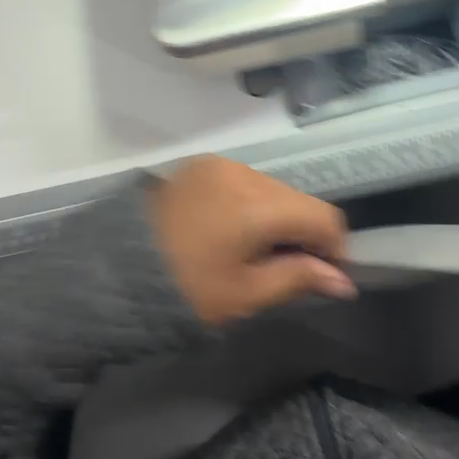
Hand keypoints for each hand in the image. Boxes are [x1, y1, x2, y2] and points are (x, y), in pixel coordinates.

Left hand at [149, 155, 354, 325]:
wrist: (115, 271)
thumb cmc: (187, 290)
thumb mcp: (246, 294)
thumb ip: (299, 278)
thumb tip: (343, 280)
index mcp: (258, 204)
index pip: (323, 216)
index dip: (334, 247)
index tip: (325, 276)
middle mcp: (244, 172)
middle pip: (297, 199)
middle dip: (303, 232)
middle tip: (288, 270)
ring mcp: (219, 165)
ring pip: (271, 189)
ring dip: (276, 217)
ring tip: (255, 252)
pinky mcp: (200, 166)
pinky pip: (243, 182)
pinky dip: (250, 204)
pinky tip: (232, 231)